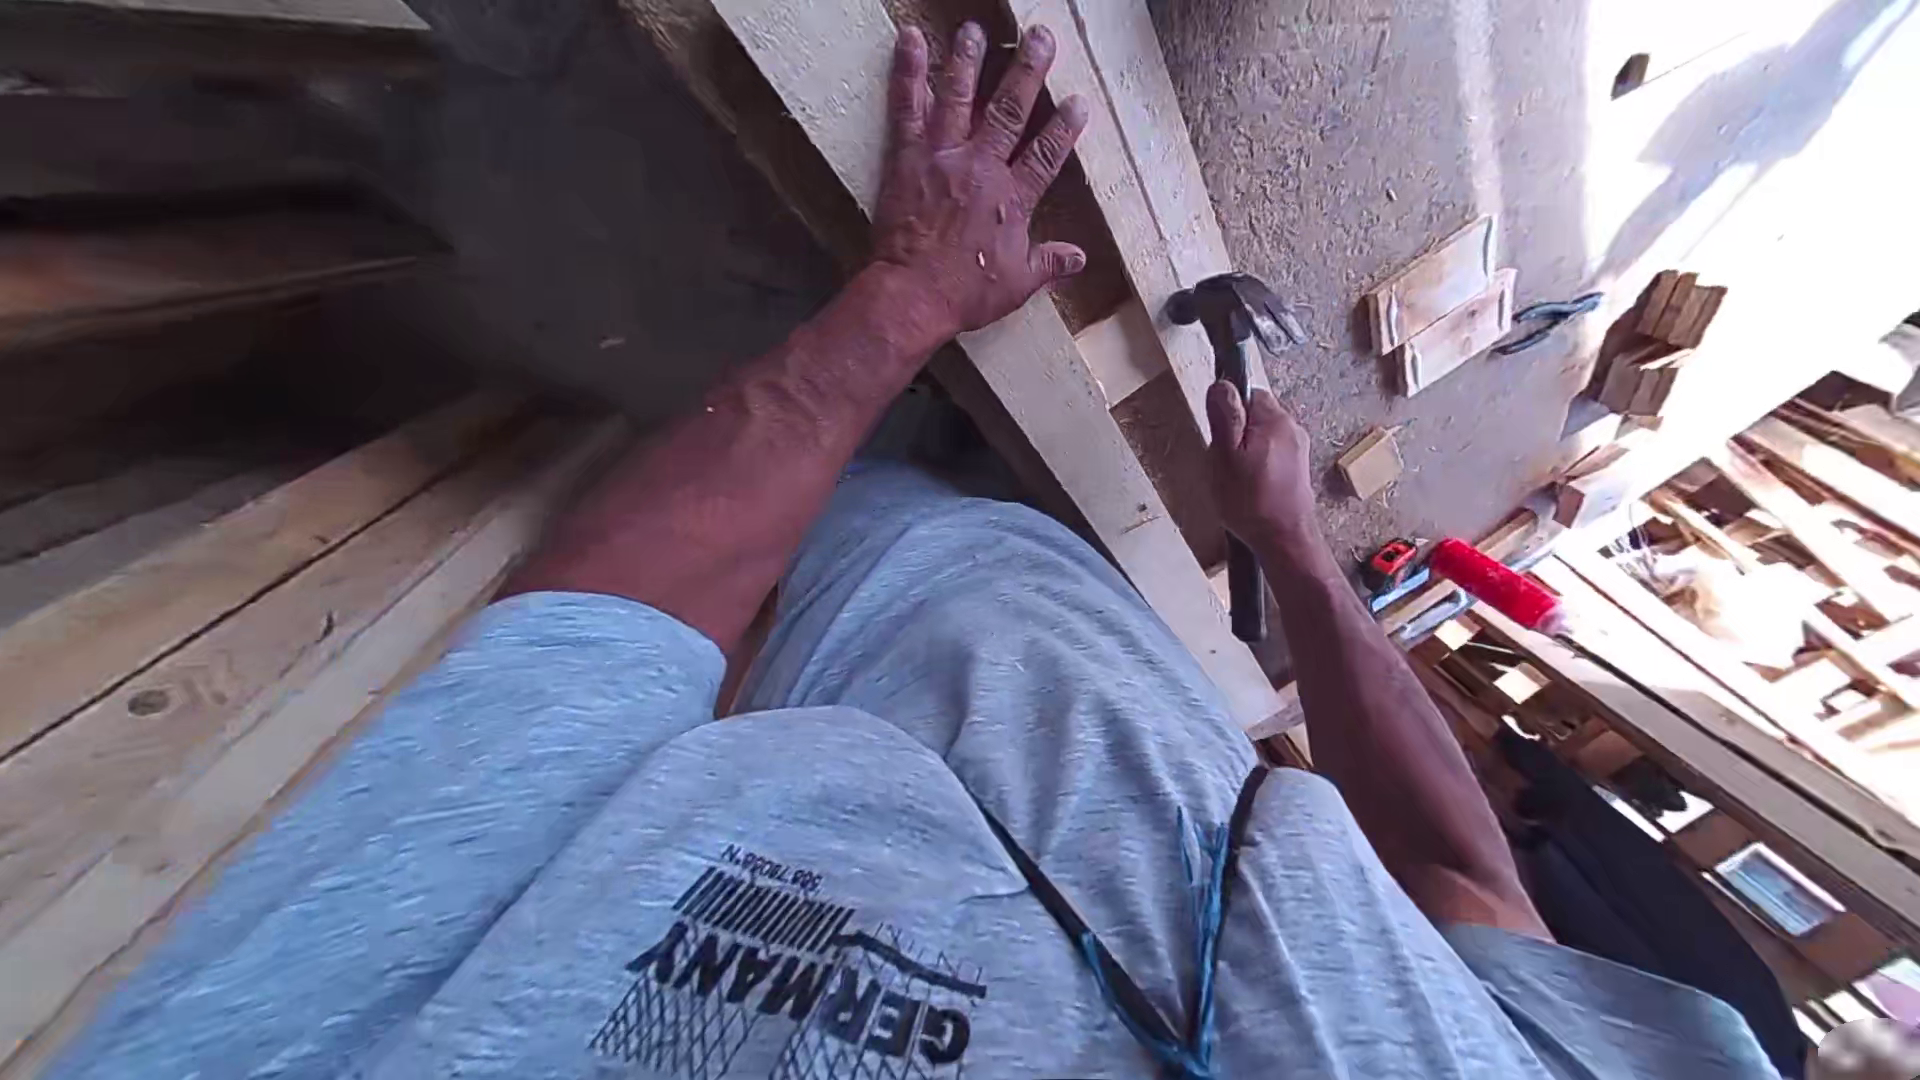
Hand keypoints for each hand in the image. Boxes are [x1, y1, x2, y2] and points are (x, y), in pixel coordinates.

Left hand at [870, 23, 1088, 336]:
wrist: (915, 294)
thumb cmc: (966, 293)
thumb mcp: (1017, 286)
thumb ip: (1048, 264)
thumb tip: (1079, 258)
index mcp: (1012, 199)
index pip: (1045, 155)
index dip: (1063, 129)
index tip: (1077, 103)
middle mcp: (982, 168)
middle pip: (1009, 111)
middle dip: (1027, 72)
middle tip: (1040, 36)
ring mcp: (944, 158)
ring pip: (959, 97)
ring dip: (967, 60)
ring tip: (974, 30)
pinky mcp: (908, 159)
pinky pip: (907, 108)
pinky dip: (908, 72)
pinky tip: (909, 39)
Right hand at [1207, 382, 1320, 554]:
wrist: (1283, 539)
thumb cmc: (1251, 502)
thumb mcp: (1224, 456)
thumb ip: (1224, 417)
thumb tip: (1222, 384)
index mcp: (1274, 420)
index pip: (1248, 393)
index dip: (1227, 410)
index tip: (1218, 435)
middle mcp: (1291, 430)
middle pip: (1253, 415)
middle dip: (1233, 434)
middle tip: (1222, 461)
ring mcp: (1296, 450)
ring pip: (1259, 436)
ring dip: (1243, 452)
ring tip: (1234, 478)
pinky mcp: (1295, 469)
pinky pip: (1268, 455)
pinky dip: (1254, 466)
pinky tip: (1247, 487)